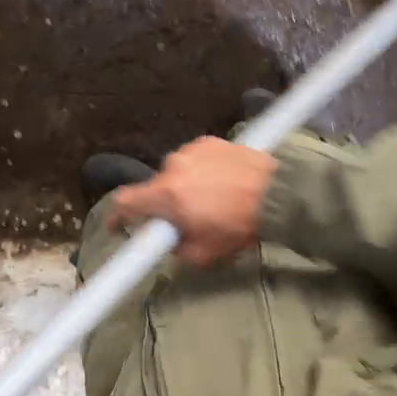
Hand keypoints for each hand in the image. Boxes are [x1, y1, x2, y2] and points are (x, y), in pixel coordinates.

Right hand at [110, 137, 276, 266]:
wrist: (279, 194)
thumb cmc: (239, 226)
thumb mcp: (203, 254)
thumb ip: (176, 249)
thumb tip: (171, 239)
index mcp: (165, 195)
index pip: (125, 202)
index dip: (117, 217)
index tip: (118, 226)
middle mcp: (172, 166)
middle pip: (155, 189)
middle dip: (164, 206)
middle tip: (186, 220)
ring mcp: (192, 150)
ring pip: (176, 173)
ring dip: (184, 187)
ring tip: (211, 200)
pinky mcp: (211, 141)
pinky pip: (195, 160)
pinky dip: (201, 172)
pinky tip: (221, 183)